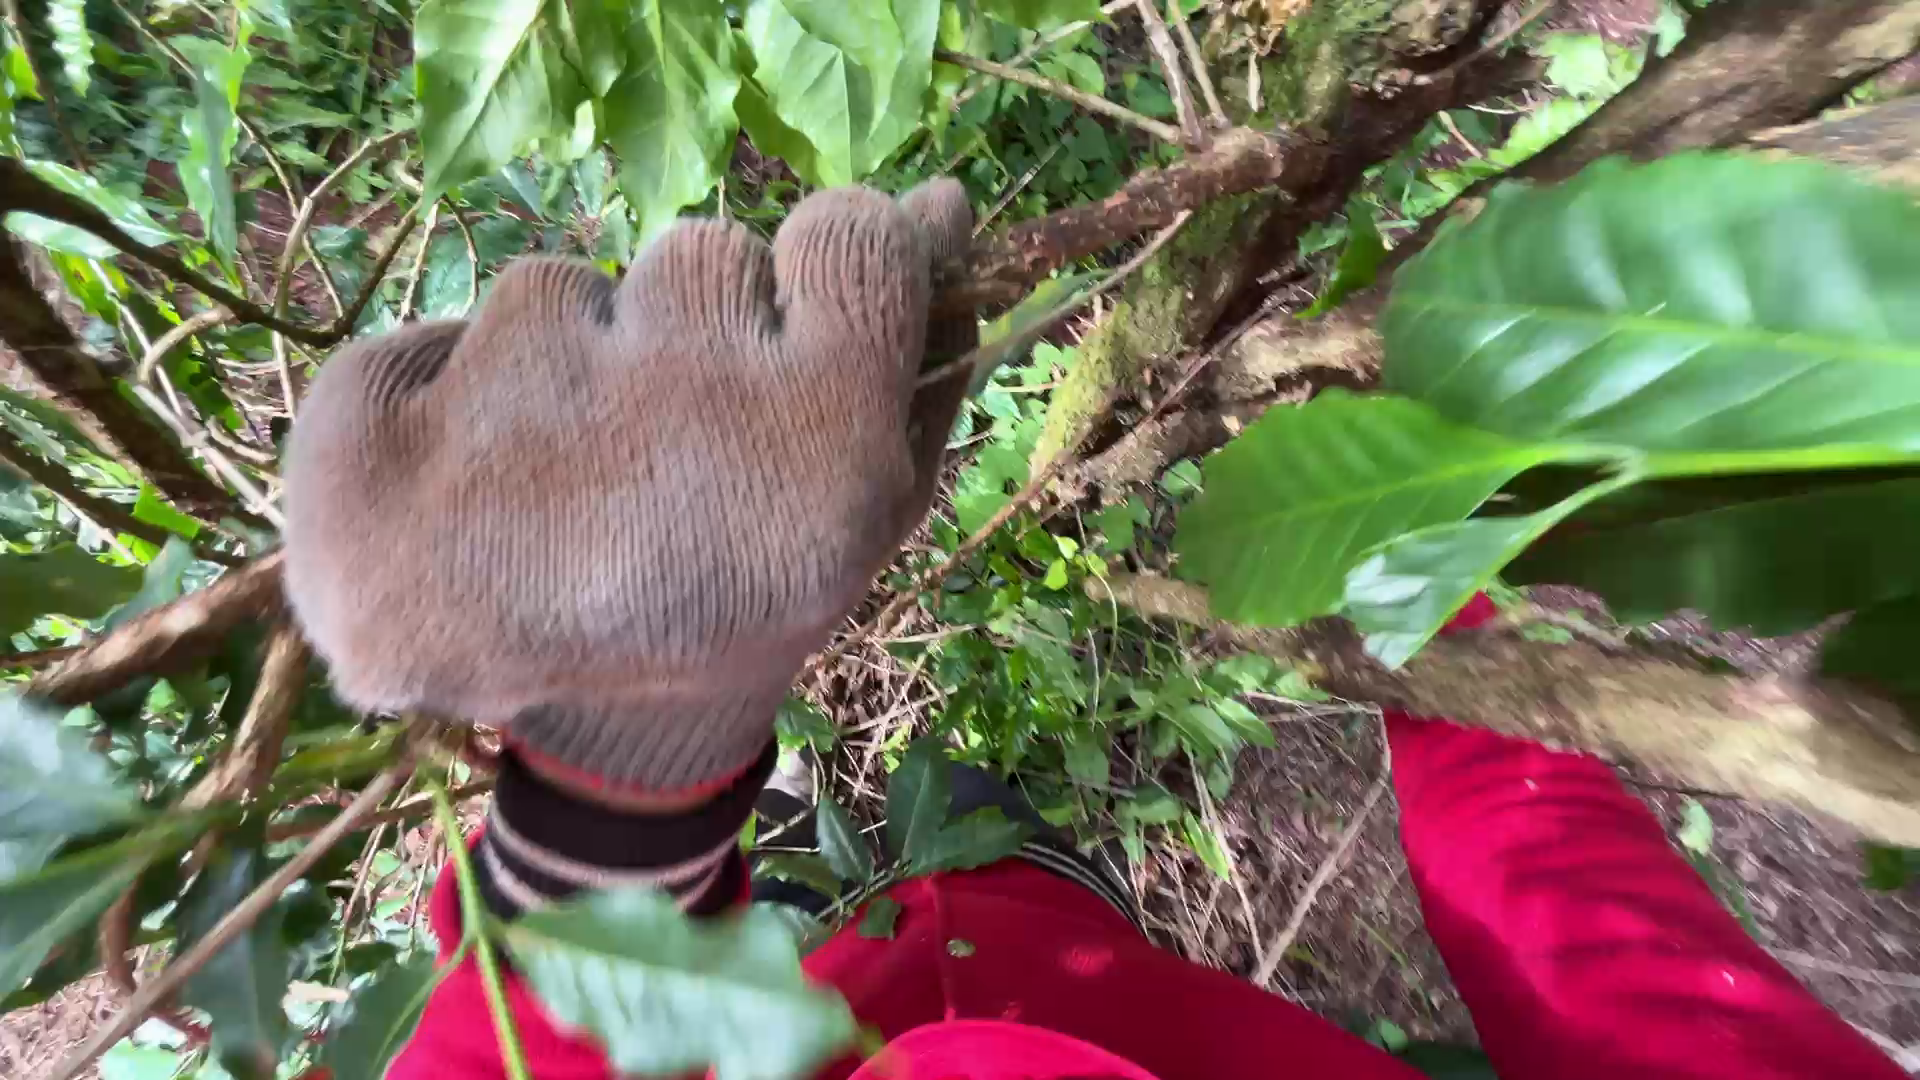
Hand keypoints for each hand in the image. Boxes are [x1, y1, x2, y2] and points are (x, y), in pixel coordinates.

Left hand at [284, 181, 973, 794]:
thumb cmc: (772, 601)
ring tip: (584, 484)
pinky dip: (452, 401)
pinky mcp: (370, 452)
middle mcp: (682, 406)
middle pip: (706, 255)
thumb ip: (928, 365)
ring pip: (560, 292)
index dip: (838, 261)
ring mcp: (514, 417)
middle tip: (689, 441)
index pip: (853, 241)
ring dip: (580, 368)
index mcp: (821, 440)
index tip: (815, 309)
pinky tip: (484, 495)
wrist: (624, 731)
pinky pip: (422, 347)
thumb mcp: (878, 513)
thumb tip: (946, 206)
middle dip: (706, 330)